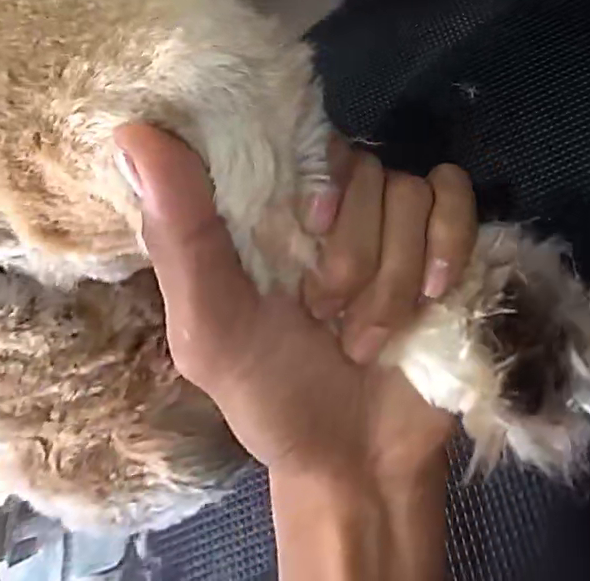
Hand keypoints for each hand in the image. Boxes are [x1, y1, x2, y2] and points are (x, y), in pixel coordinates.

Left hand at [119, 124, 477, 579]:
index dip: (317, 179)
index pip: (308, 141)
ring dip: (396, 275)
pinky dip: (449, 243)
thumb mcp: (210, 326)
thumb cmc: (274, 392)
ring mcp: (404, 218)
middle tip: (330, 316)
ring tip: (373, 337)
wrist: (360, 456)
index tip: (308, 229)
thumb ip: (181, 234)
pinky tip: (434, 293)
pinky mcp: (453, 237)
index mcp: (285, 208)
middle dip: (354, 256)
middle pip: (369, 171)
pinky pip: (457, 198)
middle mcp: (348, 202)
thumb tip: (133, 132)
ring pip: (413, 192)